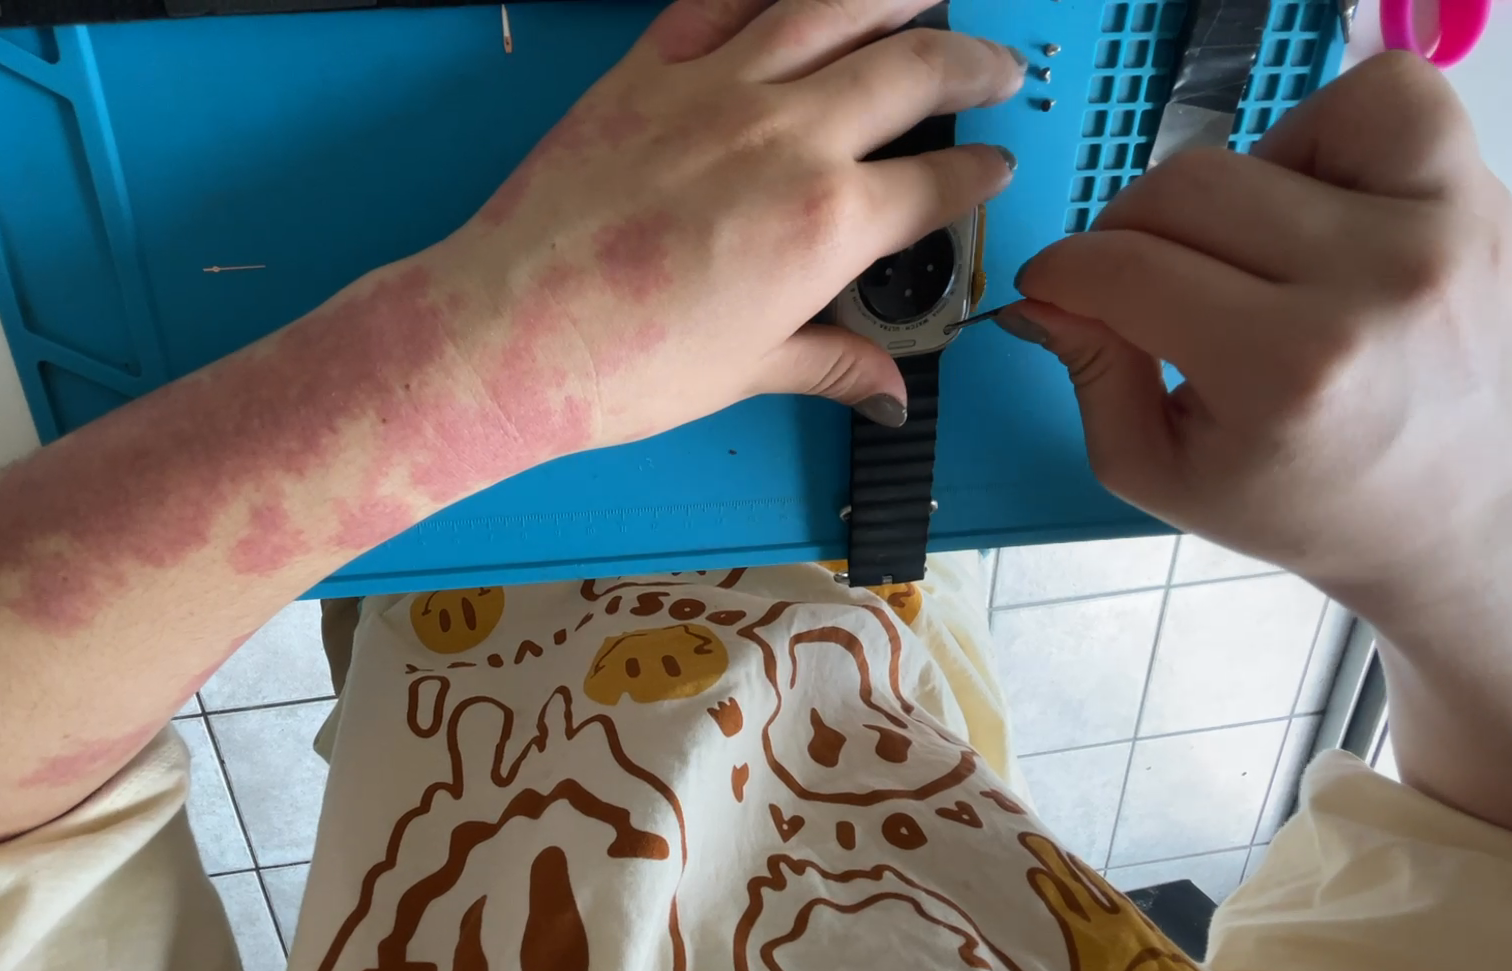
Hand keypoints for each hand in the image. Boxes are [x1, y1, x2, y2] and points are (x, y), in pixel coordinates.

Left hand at [431, 0, 1022, 451]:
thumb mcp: (747, 373)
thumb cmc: (621, 368)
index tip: (989, 176)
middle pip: (918, 70)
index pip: (938, 185)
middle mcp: (788, 139)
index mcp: (825, 225)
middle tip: (1000, 69)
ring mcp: (718, 90)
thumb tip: (886, 389)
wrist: (512, 335)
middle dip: (978, 64)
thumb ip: (832, 365)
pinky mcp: (649, 69)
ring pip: (840, 1)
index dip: (979, 180)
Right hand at [1002, 53, 1511, 596]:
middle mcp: (1371, 277)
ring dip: (1208, 190)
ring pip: (1274, 132)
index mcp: (1278, 367)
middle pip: (1184, 188)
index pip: (1126, 270)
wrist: (1435, 514)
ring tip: (1214, 251)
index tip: (1042, 290)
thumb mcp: (1145, 465)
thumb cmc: (1275, 503)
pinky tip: (1291, 208)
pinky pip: (1384, 98)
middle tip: (1115, 283)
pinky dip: (1311, 137)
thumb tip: (1034, 299)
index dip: (1056, 271)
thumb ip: (1088, 371)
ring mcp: (1442, 223)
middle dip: (1114, 232)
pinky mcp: (1479, 195)